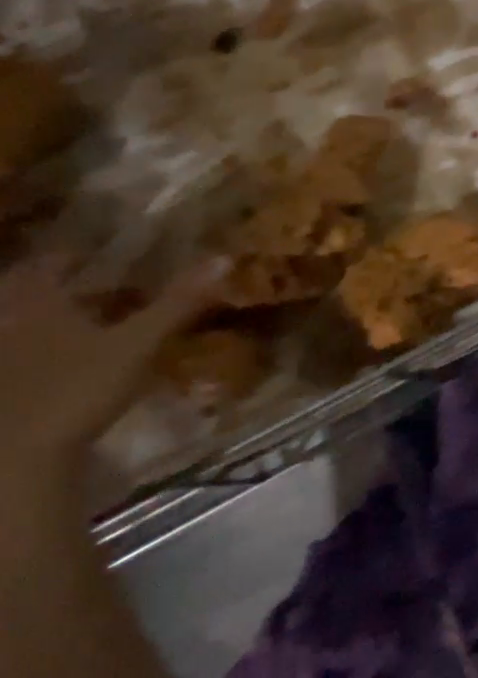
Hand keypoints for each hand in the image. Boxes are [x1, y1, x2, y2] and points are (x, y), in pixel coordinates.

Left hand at [0, 255, 225, 484]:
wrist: (17, 457)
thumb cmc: (76, 388)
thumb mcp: (139, 343)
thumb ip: (178, 302)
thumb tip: (225, 258)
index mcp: (37, 307)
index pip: (45, 266)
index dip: (68, 255)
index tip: (92, 251)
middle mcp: (9, 328)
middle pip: (26, 296)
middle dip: (56, 287)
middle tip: (92, 284)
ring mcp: (4, 363)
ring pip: (22, 330)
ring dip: (50, 323)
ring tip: (84, 322)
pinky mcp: (9, 392)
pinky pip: (22, 362)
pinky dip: (43, 356)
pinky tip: (67, 365)